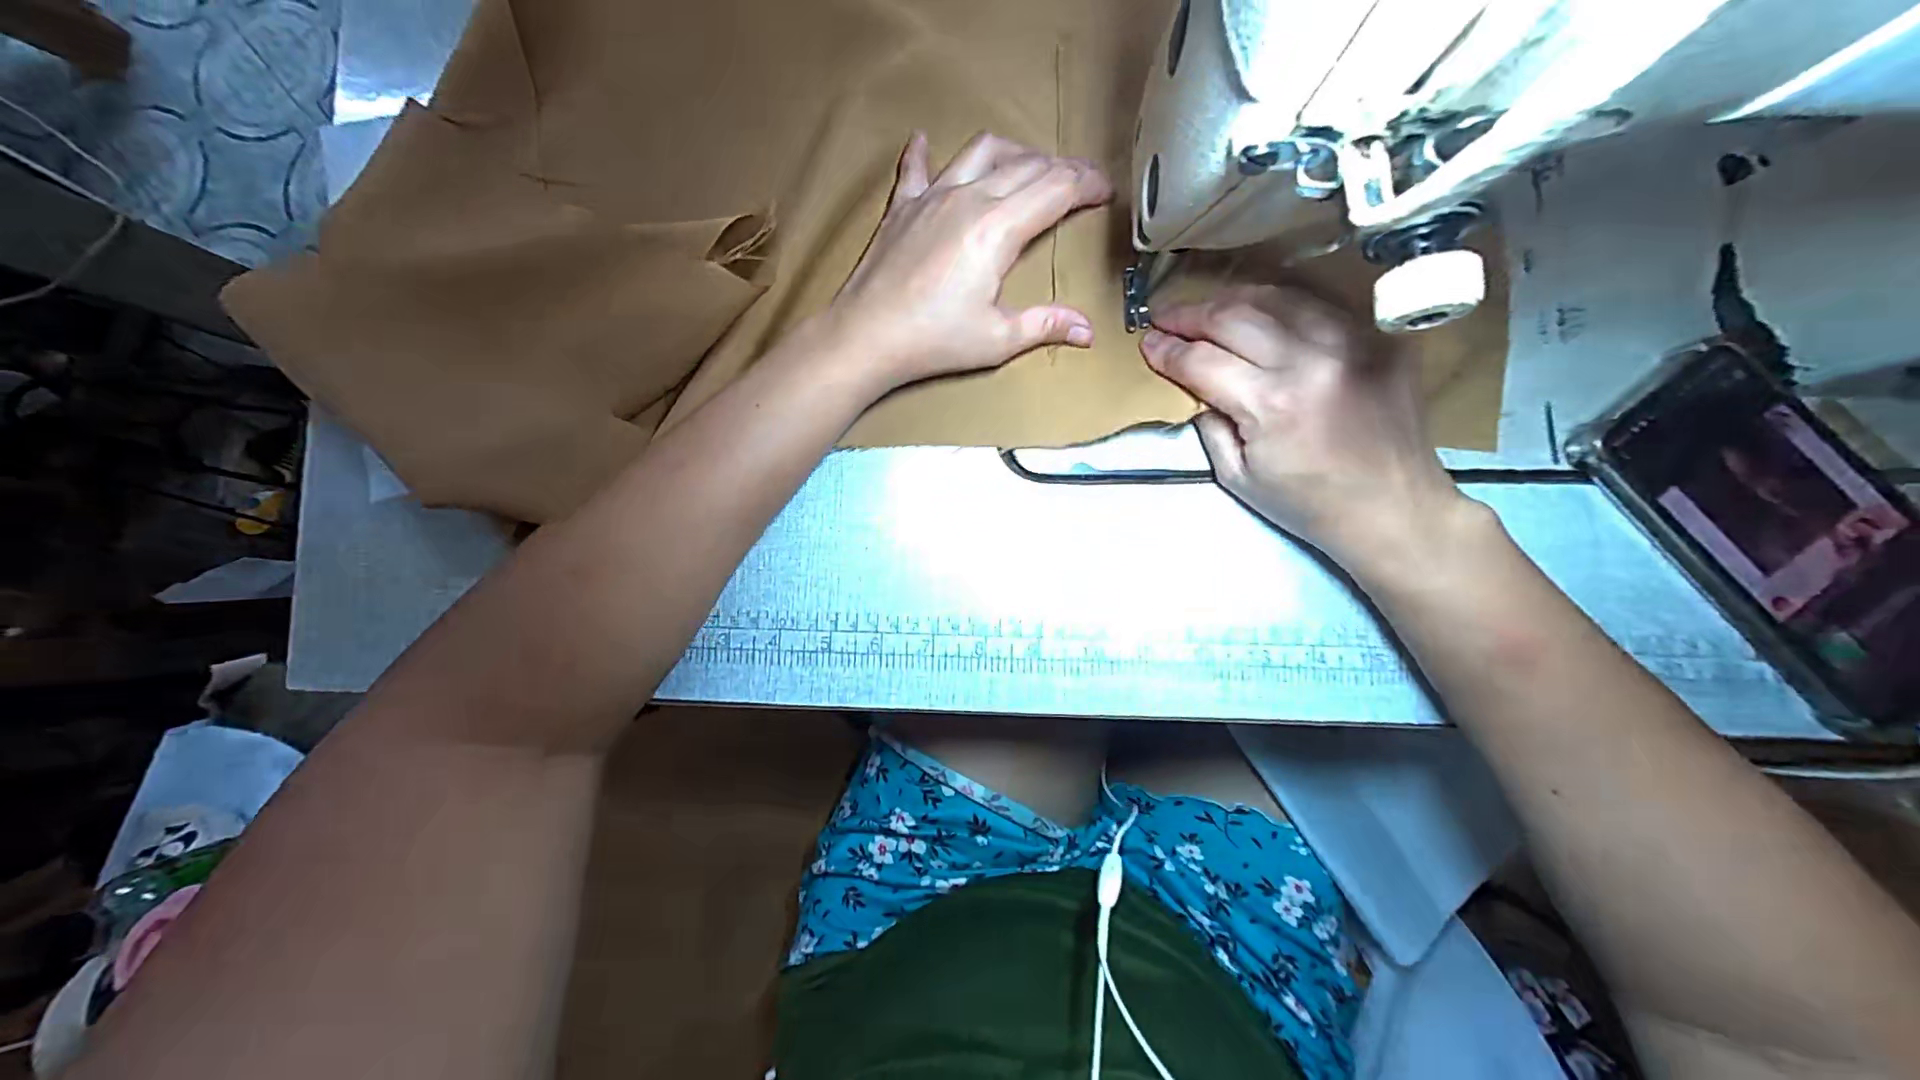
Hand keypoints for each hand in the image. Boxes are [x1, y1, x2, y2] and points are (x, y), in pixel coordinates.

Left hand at [825, 131, 1112, 386]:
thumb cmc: (932, 341)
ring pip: (980, 151)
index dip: (1087, 185)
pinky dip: (923, 152)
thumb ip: (1045, 325)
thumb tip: (1086, 332)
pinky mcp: (901, 207)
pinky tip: (923, 141)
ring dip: (1012, 153)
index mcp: (998, 229)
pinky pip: (915, 167)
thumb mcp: (997, 339)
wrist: (866, 336)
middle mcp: (968, 199)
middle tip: (1078, 183)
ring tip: (1027, 166)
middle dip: (1060, 169)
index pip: (1056, 188)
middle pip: (1027, 165)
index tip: (1104, 192)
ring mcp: (930, 197)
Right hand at [1140, 285, 1475, 571]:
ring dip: (1229, 300)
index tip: (1147, 342)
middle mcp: (1310, 360)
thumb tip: (1196, 384)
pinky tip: (1256, 312)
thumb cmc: (1308, 503)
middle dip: (1189, 315)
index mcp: (1270, 405)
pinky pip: (1315, 304)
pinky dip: (1276, 304)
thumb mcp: (1237, 478)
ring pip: (1273, 298)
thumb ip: (1208, 425)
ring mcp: (1349, 340)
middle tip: (1164, 317)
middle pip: (1232, 317)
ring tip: (1204, 310)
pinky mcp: (1376, 336)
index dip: (1166, 349)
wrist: (1393, 507)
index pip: (1201, 360)